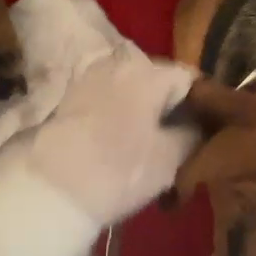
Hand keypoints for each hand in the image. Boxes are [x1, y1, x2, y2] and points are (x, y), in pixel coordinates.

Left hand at [21, 54, 202, 225]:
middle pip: (159, 80)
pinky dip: (121, 115)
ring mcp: (90, 78)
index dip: (203, 105)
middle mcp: (119, 63)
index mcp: (149, 71)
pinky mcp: (69, 97)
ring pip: (133, 89)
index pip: (191, 79)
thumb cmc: (120, 170)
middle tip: (179, 140)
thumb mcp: (172, 157)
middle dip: (171, 106)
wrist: (50, 192)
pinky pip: (109, 99)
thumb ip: (194, 133)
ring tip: (150, 145)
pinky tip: (122, 143)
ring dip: (144, 110)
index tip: (205, 132)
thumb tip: (200, 124)